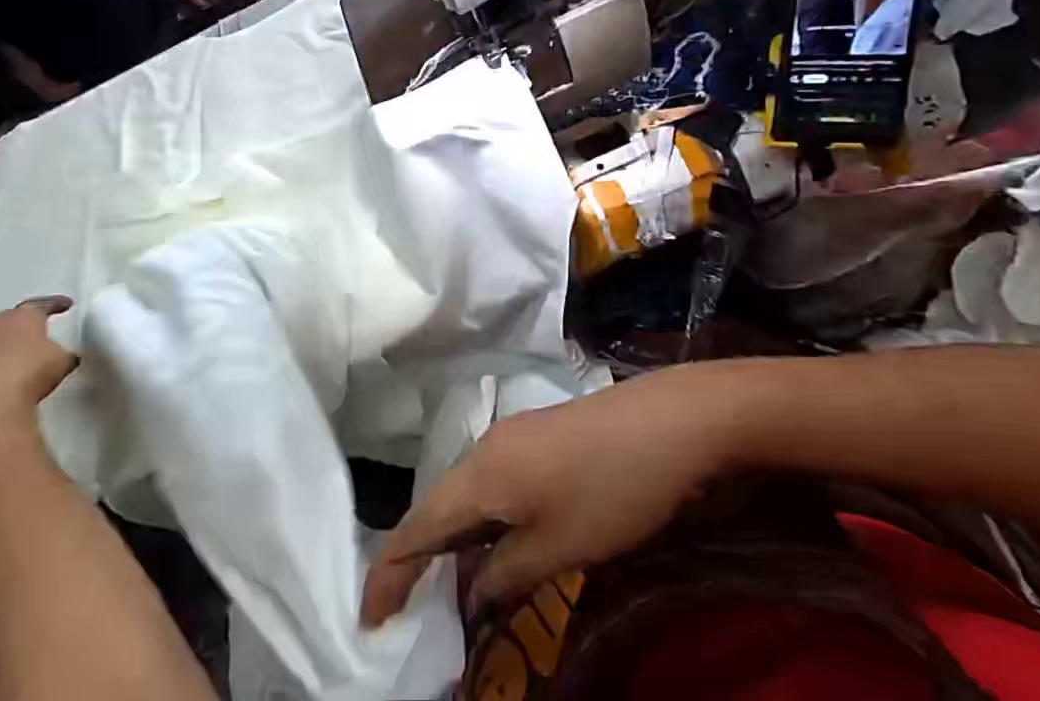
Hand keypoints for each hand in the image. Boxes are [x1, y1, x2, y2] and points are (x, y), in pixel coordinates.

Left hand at [0, 296, 77, 452]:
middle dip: (23, 324)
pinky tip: (1, 382)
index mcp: (23, 315)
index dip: (55, 304)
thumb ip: (64, 354)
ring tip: (20, 358)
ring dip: (4, 348)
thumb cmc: (33, 369)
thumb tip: (67, 358)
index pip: (41, 304)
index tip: (65, 305)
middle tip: (37, 329)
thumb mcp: (64, 359)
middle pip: (11, 319)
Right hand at [360, 371, 737, 626]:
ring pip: (462, 496)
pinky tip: (497, 545)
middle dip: (416, 562)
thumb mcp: (561, 547)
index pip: (415, 530)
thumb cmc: (613, 489)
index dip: (388, 576)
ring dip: (452, 543)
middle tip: (408, 612)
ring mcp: (506, 439)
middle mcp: (480, 451)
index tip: (370, 620)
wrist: (669, 419)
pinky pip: (487, 485)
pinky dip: (480, 522)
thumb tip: (469, 595)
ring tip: (451, 589)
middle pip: (433, 509)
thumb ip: (506, 573)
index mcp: (477, 477)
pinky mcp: (530, 438)